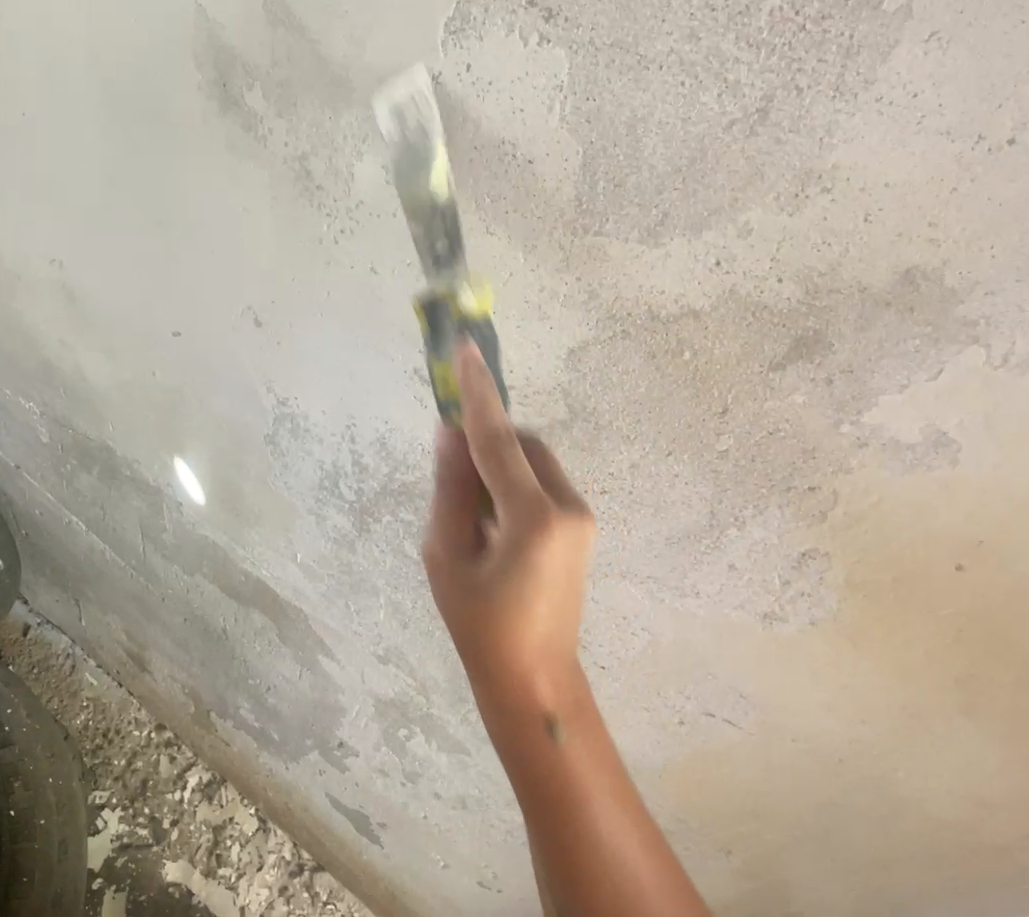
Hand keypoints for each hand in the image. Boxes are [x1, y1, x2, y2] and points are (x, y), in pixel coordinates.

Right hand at [423, 338, 594, 704]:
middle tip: (452, 481)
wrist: (535, 679)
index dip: (478, 391)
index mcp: (532, 516)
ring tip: (473, 519)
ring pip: (532, 462)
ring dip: (498, 468)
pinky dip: (512, 488)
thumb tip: (450, 432)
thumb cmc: (480, 625)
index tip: (466, 348)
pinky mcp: (582, 527)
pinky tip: (494, 530)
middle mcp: (567, 506)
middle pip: (520, 444)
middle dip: (485, 444)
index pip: (497, 438)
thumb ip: (449, 488)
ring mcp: (581, 517)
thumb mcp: (446, 555)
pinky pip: (541, 484)